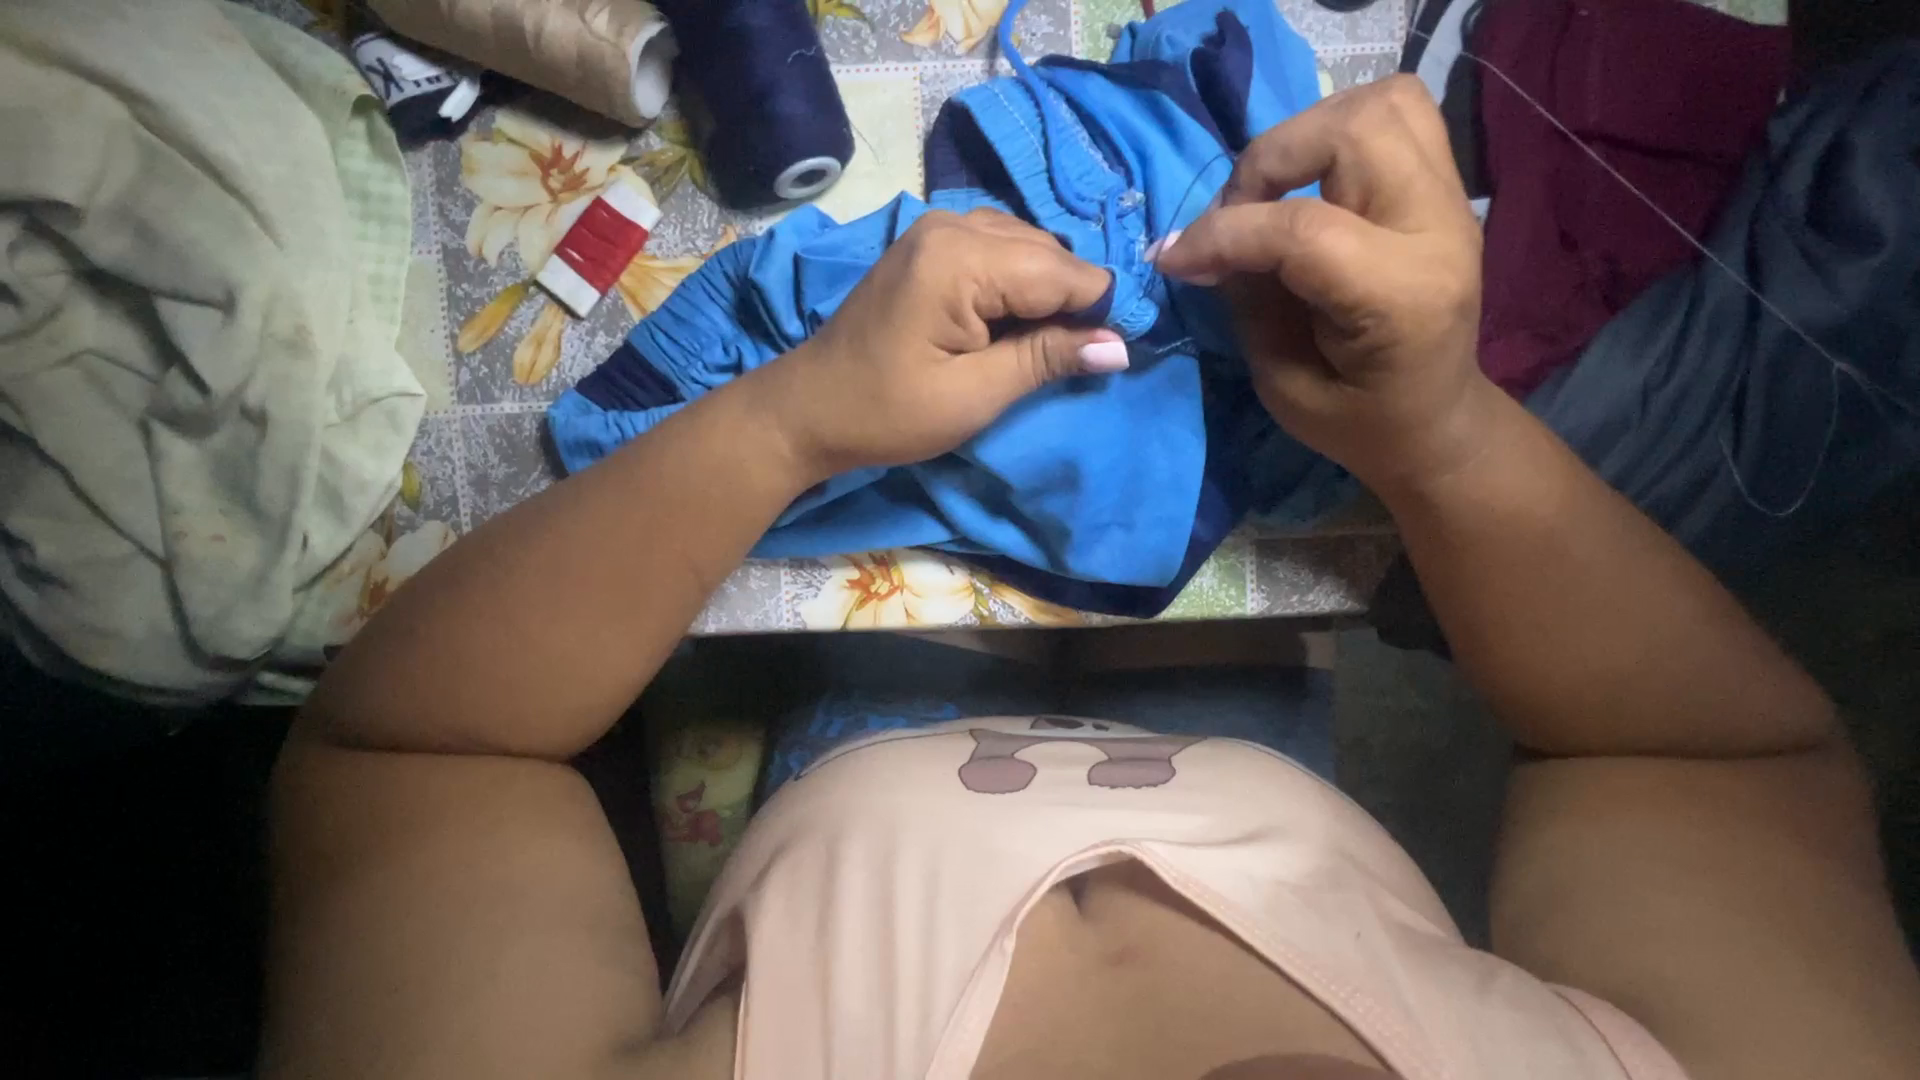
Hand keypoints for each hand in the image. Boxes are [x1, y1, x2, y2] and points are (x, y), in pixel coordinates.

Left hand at [741, 208, 1124, 478]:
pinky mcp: (927, 245)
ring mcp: (935, 228)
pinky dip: (1016, 282)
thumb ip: (1046, 360)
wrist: (809, 409)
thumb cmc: (888, 413)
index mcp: (961, 258)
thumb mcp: (973, 396)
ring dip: (1045, 291)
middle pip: (1045, 251)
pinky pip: (996, 249)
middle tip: (1073, 356)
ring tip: (1041, 345)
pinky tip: (1011, 322)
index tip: (1110, 353)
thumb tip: (1119, 346)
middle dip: (1071, 301)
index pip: (1060, 271)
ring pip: (1024, 246)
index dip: (1096, 310)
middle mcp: (951, 224)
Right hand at [1155, 76, 1492, 493]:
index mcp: (1400, 298)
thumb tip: (1203, 245)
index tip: (1173, 258)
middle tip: (1233, 216)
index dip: (1223, 233)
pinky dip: (1334, 134)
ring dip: (1304, 135)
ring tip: (1268, 191)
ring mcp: (1450, 199)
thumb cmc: (1355, 422)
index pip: (1303, 229)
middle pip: (1354, 130)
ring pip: (1379, 103)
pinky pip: (1393, 117)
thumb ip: (1247, 301)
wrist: (1434, 421)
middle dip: (1268, 161)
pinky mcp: (1443, 188)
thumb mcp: (1282, 383)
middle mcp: (1438, 229)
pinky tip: (1304, 182)